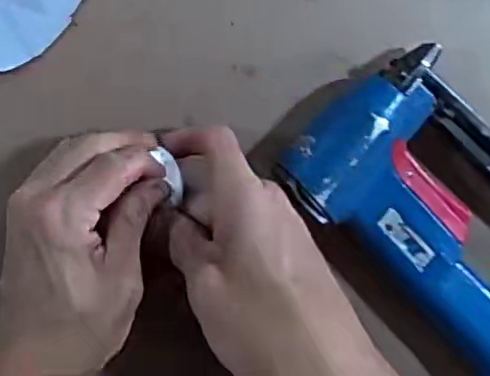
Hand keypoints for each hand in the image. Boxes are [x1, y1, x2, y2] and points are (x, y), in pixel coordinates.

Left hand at [0, 131, 169, 375]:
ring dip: (105, 145)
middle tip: (156, 152)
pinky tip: (109, 169)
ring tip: (138, 157)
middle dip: (126, 142)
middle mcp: (37, 194)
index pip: (110, 164)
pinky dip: (86, 156)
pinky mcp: (21, 203)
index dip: (143, 159)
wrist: (24, 362)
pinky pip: (58, 162)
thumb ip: (135, 220)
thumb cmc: (77, 331)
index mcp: (61, 214)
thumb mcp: (121, 281)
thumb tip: (154, 182)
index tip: (167, 166)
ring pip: (71, 147)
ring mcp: (24, 196)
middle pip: (88, 144)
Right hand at [160, 127, 394, 375]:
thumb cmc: (259, 319)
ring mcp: (288, 222)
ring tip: (188, 264)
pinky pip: (256, 226)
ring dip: (209, 225)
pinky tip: (223, 279)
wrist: (330, 367)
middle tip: (161, 234)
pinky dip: (232, 239)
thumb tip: (171, 218)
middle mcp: (269, 196)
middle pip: (221, 180)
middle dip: (189, 201)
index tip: (160, 152)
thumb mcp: (205, 284)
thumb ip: (182, 242)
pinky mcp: (299, 248)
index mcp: (245, 192)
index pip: (216, 139)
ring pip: (237, 207)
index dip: (186, 137)